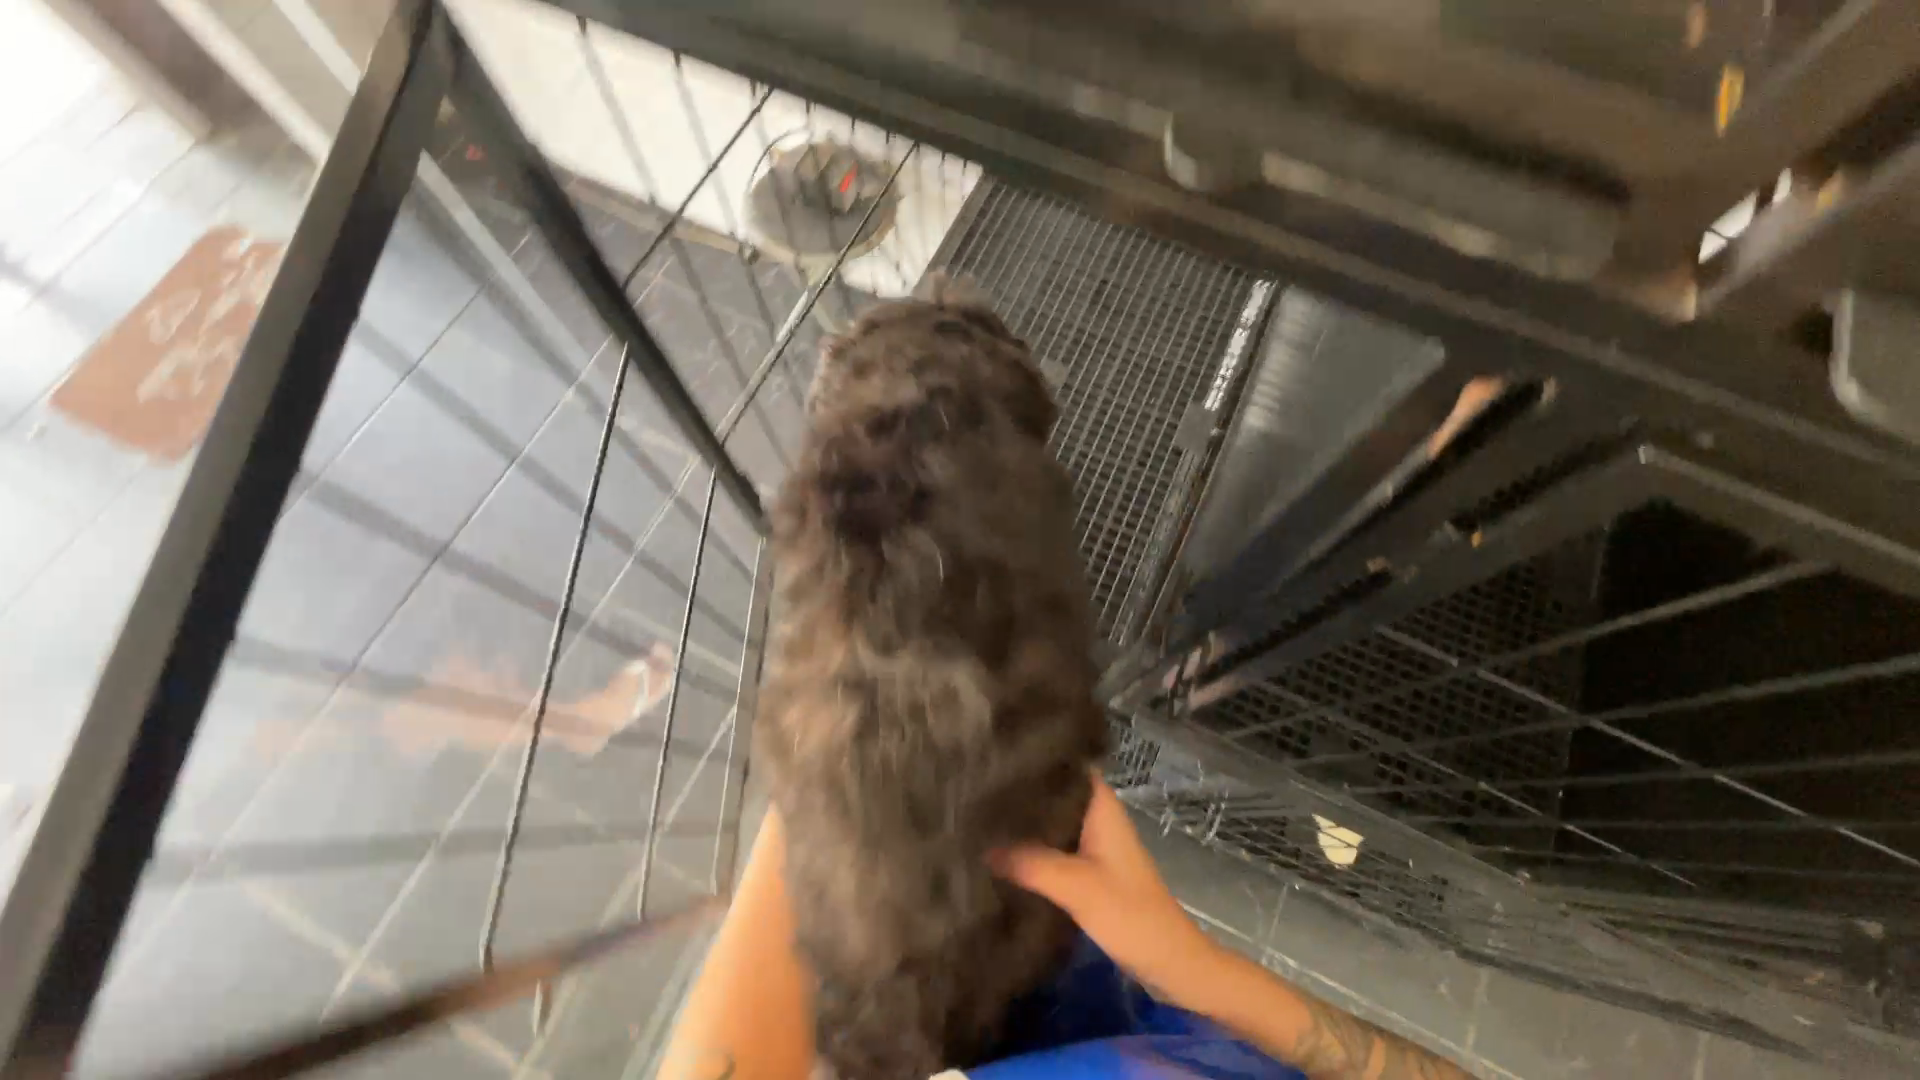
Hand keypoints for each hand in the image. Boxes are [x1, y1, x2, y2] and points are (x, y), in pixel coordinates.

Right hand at [990, 775, 1225, 1007]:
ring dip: (1025, 822)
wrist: (1170, 963)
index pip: (1066, 765)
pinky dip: (1032, 847)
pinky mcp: (1090, 871)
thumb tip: (980, 846)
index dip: (1035, 759)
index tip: (996, 758)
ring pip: (1053, 822)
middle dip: (1022, 791)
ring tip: (981, 815)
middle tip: (978, 787)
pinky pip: (1055, 847)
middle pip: (1055, 793)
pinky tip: (1002, 852)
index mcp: (1101, 806)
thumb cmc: (1130, 914)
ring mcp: (1095, 845)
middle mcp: (1098, 817)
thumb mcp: (1076, 886)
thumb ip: (1029, 862)